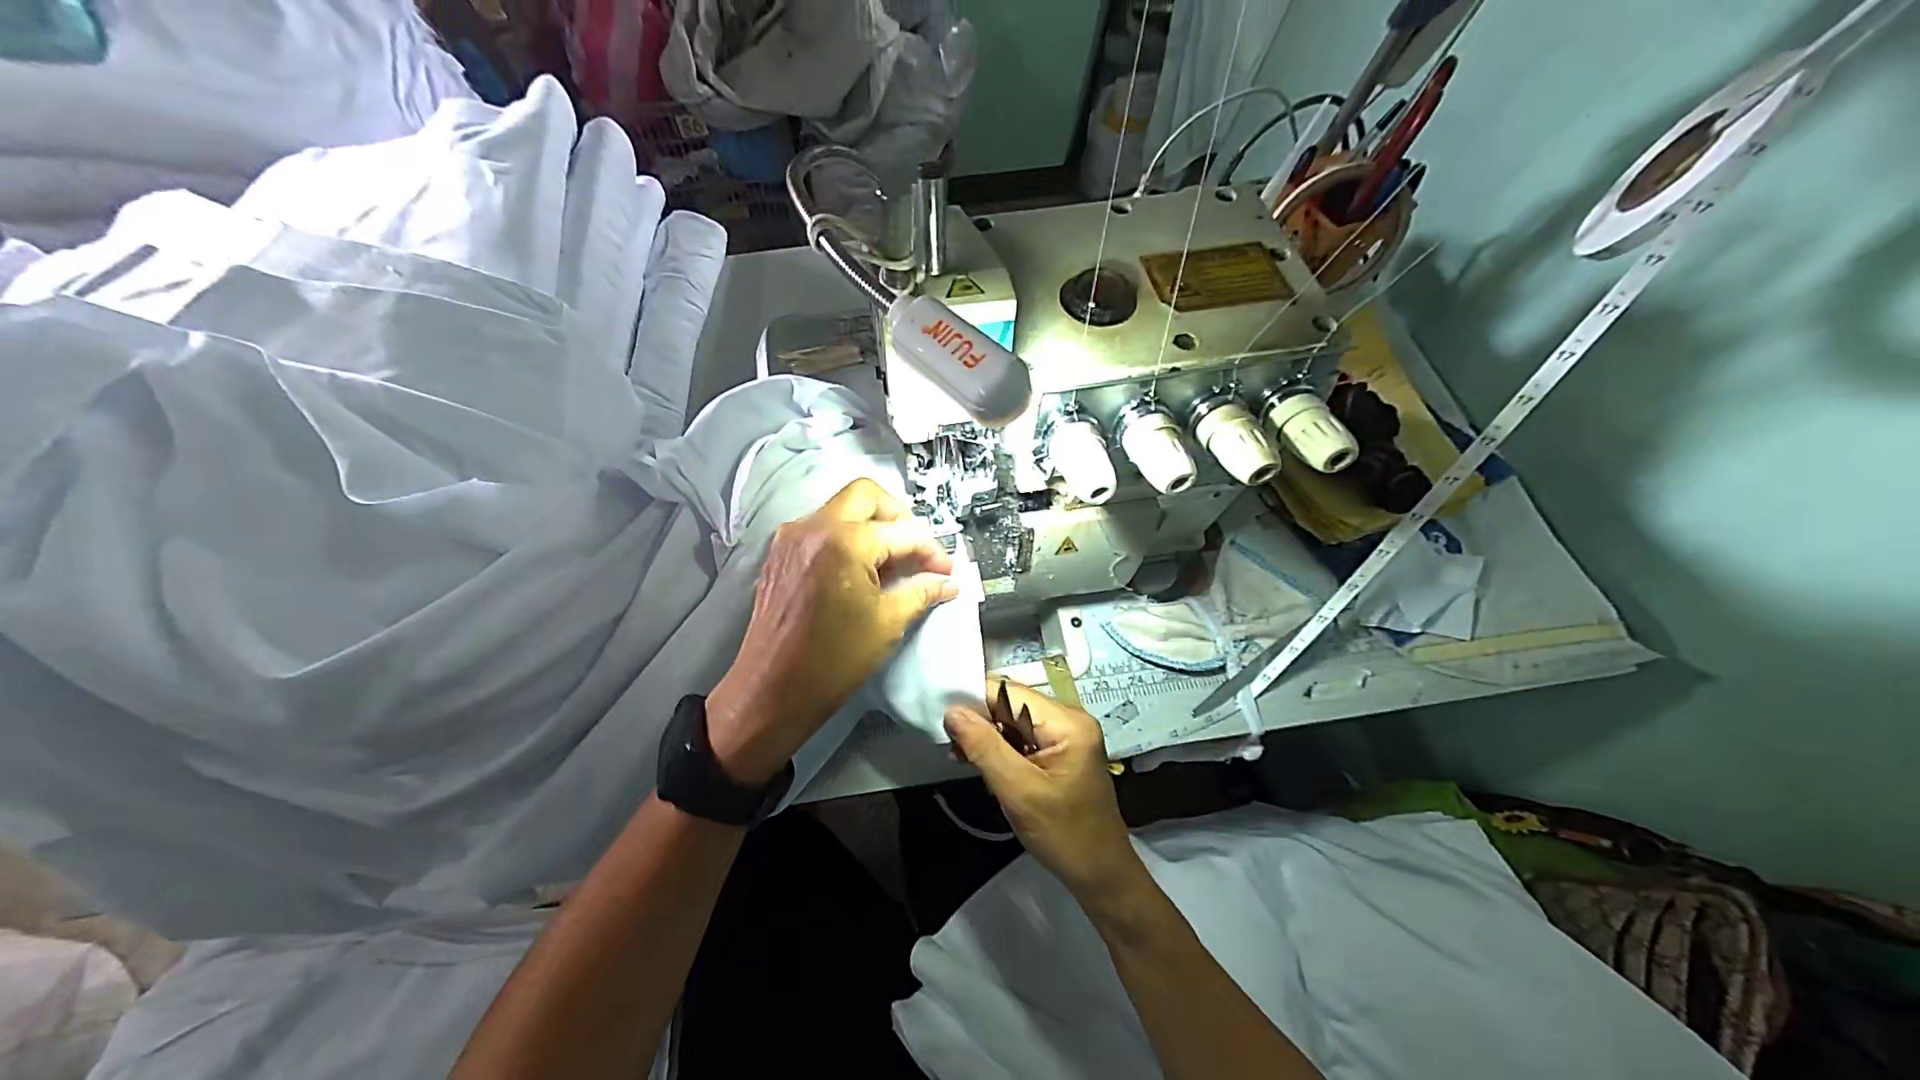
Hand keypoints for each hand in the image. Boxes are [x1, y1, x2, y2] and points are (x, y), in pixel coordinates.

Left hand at [708, 479, 955, 784]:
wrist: (773, 690)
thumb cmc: (830, 662)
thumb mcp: (887, 623)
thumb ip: (920, 592)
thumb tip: (945, 582)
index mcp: (844, 543)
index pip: (902, 531)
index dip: (931, 550)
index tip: (944, 569)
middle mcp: (813, 528)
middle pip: (867, 495)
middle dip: (899, 517)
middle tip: (917, 549)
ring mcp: (792, 538)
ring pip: (842, 508)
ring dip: (872, 524)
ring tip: (892, 561)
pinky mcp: (781, 553)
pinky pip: (821, 527)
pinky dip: (847, 537)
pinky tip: (862, 569)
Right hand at [945, 679, 1143, 898]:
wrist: (1101, 874)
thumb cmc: (1064, 835)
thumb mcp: (1018, 792)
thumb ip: (984, 748)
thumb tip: (952, 712)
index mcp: (1068, 722)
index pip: (1010, 692)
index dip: (975, 701)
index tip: (945, 721)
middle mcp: (1070, 719)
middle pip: (1012, 704)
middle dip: (981, 723)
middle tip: (954, 747)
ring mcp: (1067, 736)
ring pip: (1014, 722)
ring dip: (989, 739)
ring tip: (965, 759)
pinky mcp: (1061, 752)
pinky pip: (1024, 738)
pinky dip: (1002, 750)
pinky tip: (987, 768)